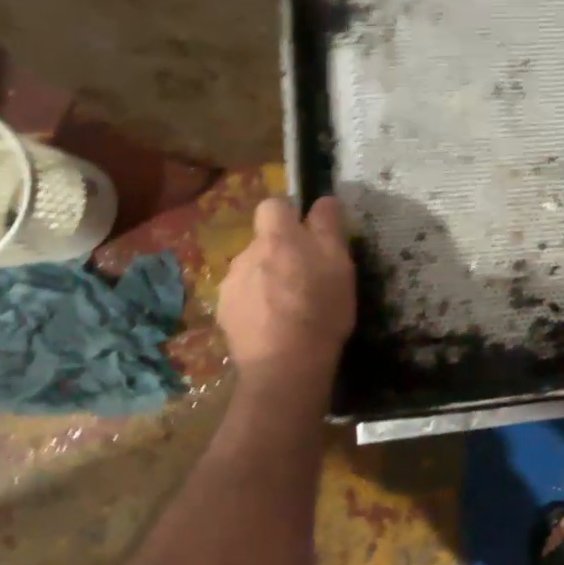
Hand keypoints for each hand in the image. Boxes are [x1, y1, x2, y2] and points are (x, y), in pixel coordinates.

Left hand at [218, 197, 355, 387]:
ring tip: (290, 303)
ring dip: (268, 276)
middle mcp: (246, 253)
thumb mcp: (340, 264)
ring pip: (252, 268)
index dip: (291, 212)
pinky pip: (242, 294)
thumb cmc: (321, 309)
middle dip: (282, 250)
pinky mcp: (223, 311)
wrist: (285, 364)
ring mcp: (230, 283)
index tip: (309, 231)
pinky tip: (273, 321)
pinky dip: (256, 302)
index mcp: (277, 238)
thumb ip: (328, 227)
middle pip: (264, 240)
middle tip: (307, 274)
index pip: (274, 204)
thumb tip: (322, 200)